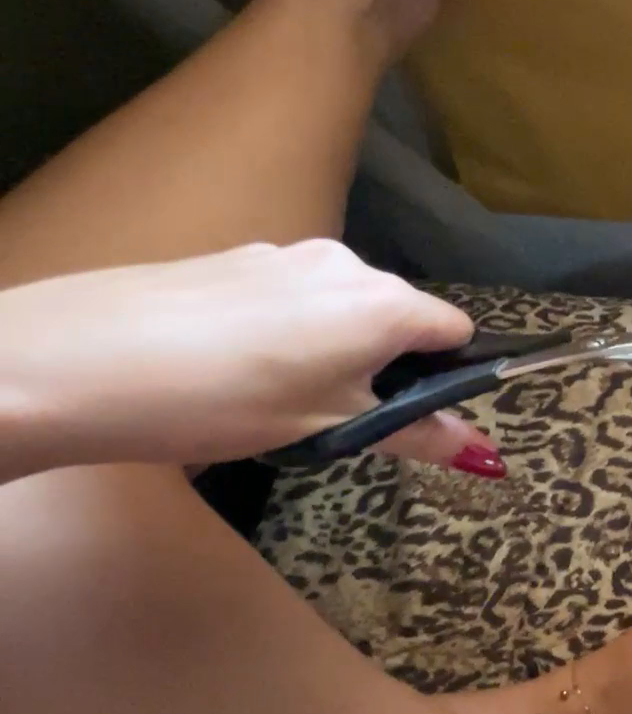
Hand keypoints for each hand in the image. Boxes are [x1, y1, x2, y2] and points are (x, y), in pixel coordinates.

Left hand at [0, 241, 502, 476]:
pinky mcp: (233, 256)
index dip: (446, 373)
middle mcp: (349, 266)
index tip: (408, 408)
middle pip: (403, 315)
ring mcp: (286, 255)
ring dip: (339, 342)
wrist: (58, 364)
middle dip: (390, 359)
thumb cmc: (225, 401)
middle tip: (340, 409)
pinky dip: (289, 324)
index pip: (458, 332)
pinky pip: (293, 293)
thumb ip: (421, 436)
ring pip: (345, 304)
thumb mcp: (333, 427)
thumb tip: (491, 458)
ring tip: (278, 389)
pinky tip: (233, 360)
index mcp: (387, 304)